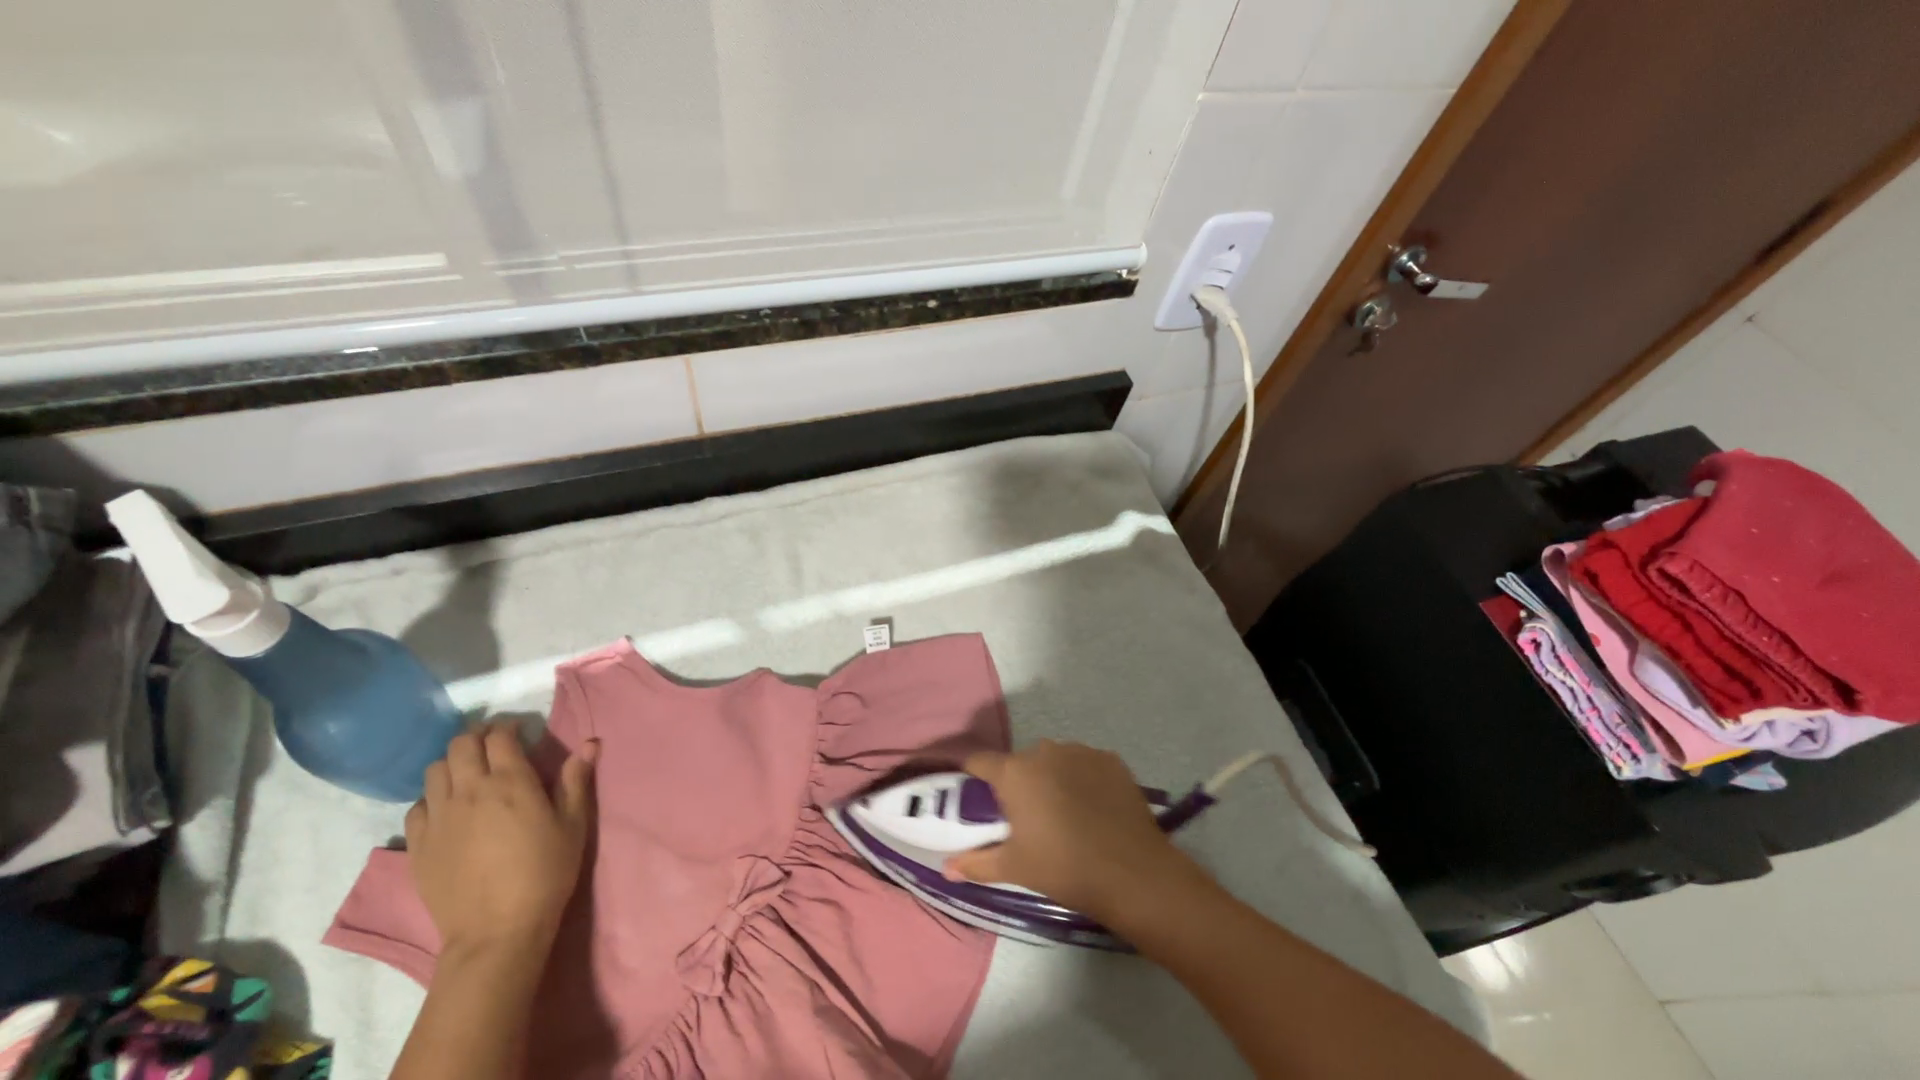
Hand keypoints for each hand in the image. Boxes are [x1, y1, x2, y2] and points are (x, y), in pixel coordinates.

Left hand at [404, 722, 598, 960]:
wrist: (497, 930)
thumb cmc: (545, 874)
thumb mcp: (573, 826)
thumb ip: (577, 780)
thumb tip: (590, 743)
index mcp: (510, 782)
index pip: (499, 736)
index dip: (508, 728)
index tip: (519, 734)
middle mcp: (469, 790)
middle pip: (460, 743)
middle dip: (477, 738)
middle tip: (493, 749)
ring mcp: (438, 816)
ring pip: (434, 769)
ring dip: (453, 764)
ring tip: (468, 777)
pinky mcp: (418, 842)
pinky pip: (417, 805)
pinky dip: (433, 799)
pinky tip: (448, 812)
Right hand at [942, 740, 1200, 922]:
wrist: (1132, 872)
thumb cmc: (1063, 868)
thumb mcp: (1014, 868)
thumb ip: (976, 863)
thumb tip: (947, 869)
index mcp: (1014, 773)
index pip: (979, 761)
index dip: (973, 777)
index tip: (975, 798)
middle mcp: (1045, 751)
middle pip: (1020, 762)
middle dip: (1018, 783)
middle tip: (1025, 818)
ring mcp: (1082, 752)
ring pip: (1055, 760)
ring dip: (1052, 778)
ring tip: (1063, 813)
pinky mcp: (1112, 760)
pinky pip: (1085, 765)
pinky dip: (1083, 780)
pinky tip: (1092, 808)